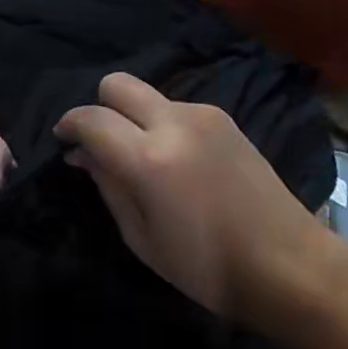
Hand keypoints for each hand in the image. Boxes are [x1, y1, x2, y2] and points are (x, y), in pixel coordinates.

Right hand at [54, 73, 333, 331]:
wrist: (284, 257)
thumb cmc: (206, 265)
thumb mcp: (142, 238)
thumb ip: (109, 186)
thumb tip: (83, 153)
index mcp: (150, 158)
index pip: (93, 118)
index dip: (70, 123)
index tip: (64, 139)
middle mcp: (175, 121)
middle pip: (119, 82)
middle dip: (100, 104)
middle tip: (100, 142)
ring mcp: (203, 112)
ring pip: (150, 94)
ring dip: (135, 116)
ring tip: (144, 158)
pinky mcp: (224, 114)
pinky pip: (178, 107)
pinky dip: (163, 123)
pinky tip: (176, 159)